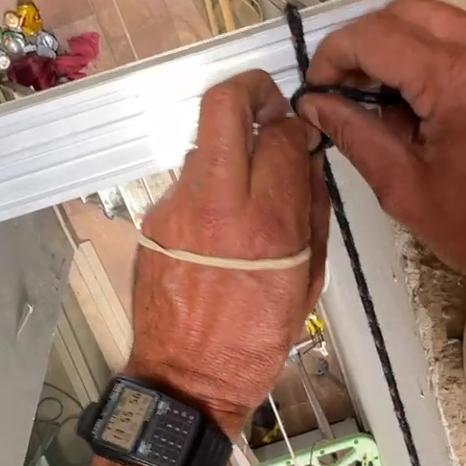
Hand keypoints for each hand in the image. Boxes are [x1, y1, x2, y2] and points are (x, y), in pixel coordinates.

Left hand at [126, 73, 330, 433]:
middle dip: (251, 88)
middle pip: (224, 106)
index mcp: (266, 223)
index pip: (282, 136)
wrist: (187, 377)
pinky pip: (188, 185)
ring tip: (247, 187)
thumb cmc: (257, 338)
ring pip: (205, 146)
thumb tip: (309, 163)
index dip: (296, 125)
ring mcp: (176, 208)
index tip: (301, 132)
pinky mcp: (153, 221)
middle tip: (268, 104)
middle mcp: (216, 203)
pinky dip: (210, 189)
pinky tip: (219, 225)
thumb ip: (311, 213)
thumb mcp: (308, 281)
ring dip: (231, 151)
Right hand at [297, 0, 465, 314]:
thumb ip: (354, 135)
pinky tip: (417, 98)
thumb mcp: (404, 190)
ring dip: (394, 46)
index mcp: (461, 84)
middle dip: (361, 44)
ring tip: (376, 97)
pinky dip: (428, 53)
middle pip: (404, 11)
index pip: (376, 36)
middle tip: (341, 90)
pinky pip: (463, 35)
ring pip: (434, 17)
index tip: (316, 87)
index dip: (333, 55)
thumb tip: (314, 104)